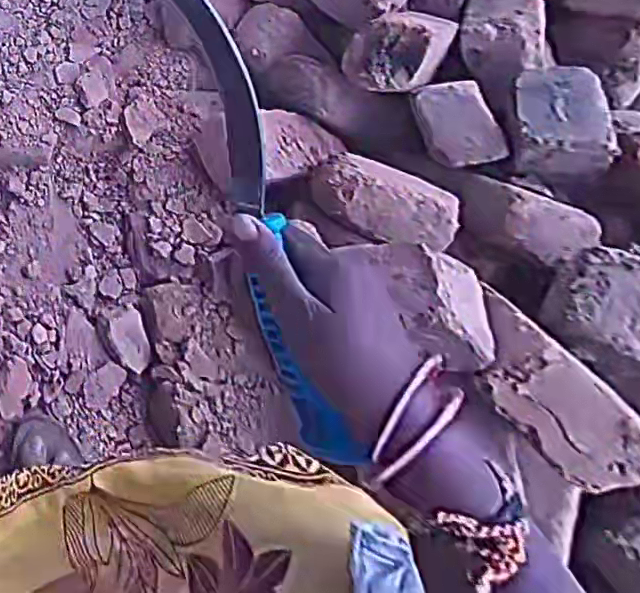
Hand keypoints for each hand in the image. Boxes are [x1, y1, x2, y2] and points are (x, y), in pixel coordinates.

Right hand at [229, 214, 425, 445]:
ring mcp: (367, 292)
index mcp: (334, 262)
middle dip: (278, 279)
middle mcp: (354, 268)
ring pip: (312, 280)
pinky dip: (315, 315)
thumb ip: (267, 265)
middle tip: (271, 315)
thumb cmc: (338, 363)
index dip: (262, 253)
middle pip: (298, 257)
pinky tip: (314, 344)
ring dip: (294, 299)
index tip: (253, 284)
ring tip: (291, 335)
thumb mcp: (292, 313)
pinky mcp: (373, 316)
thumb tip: (238, 217)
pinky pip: (329, 300)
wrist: (401, 421)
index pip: (283, 233)